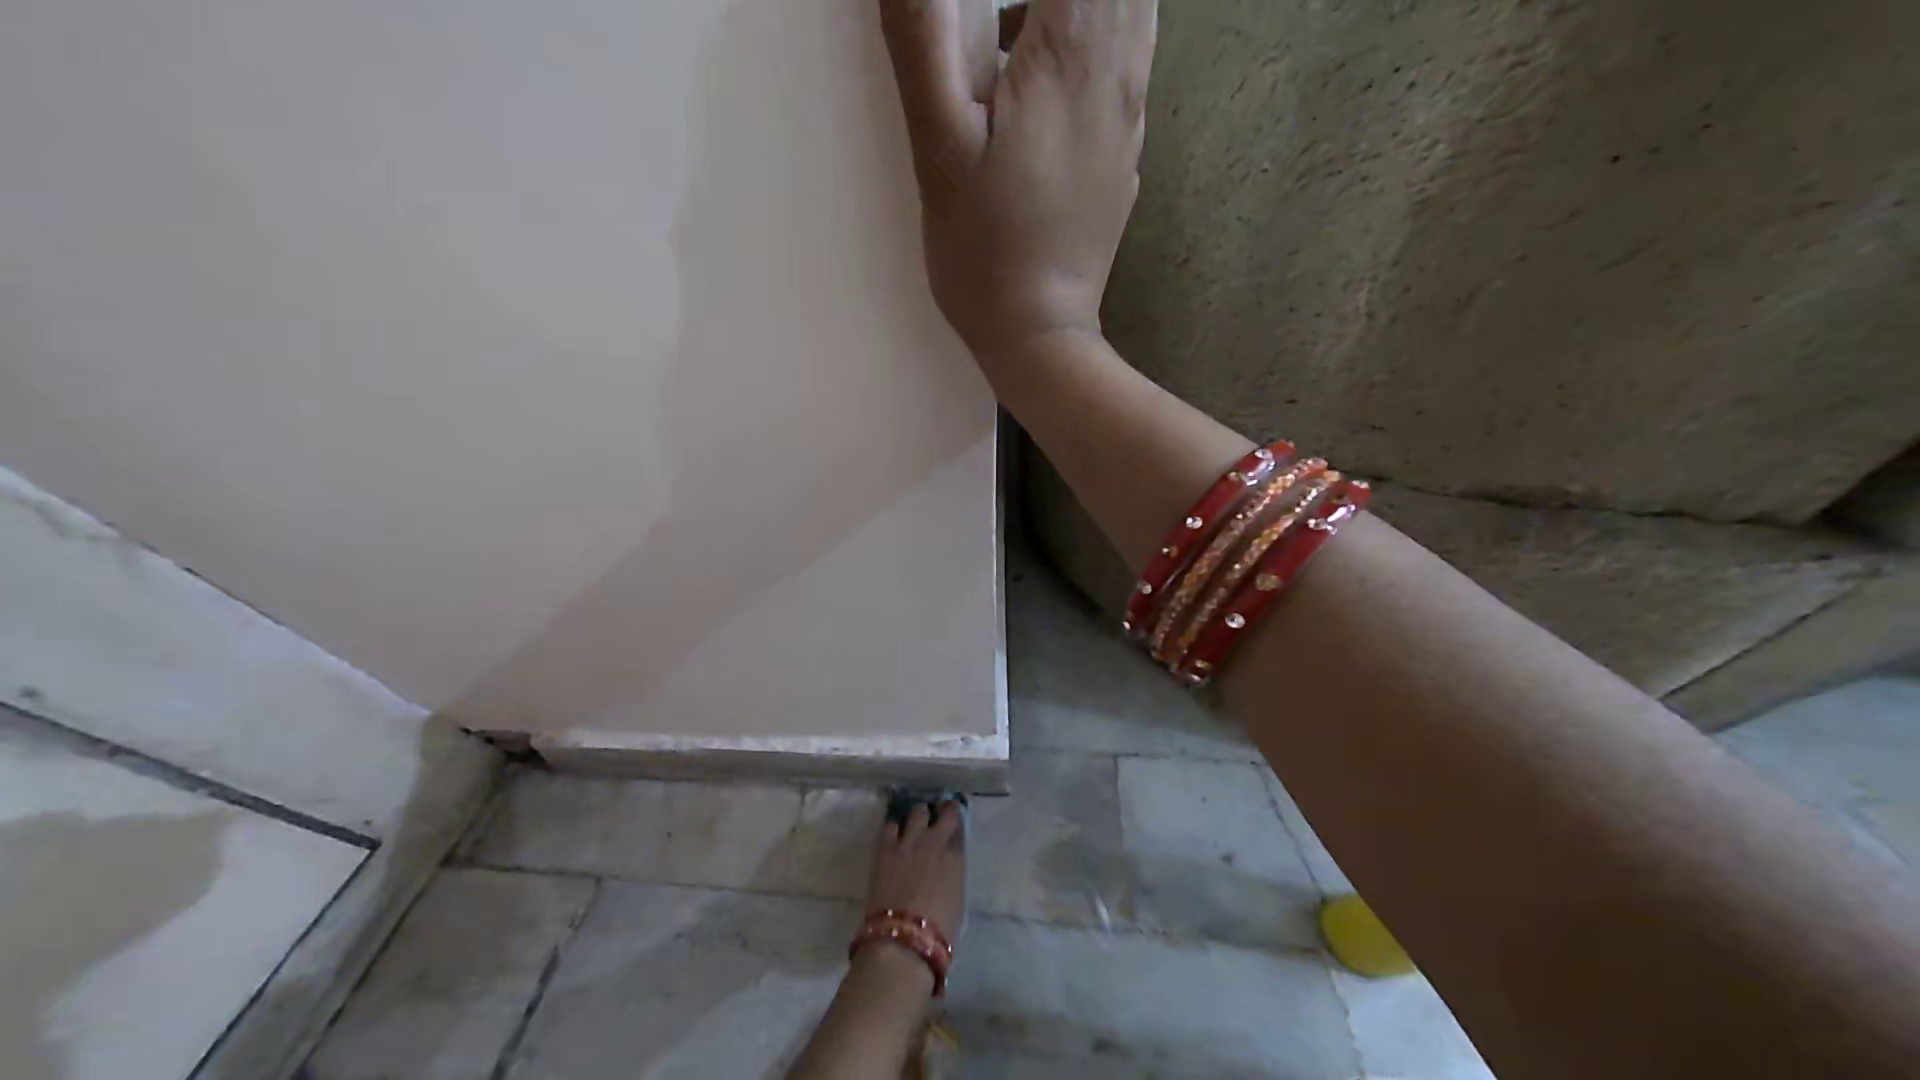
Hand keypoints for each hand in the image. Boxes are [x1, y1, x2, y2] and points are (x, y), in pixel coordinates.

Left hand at [865, 800, 965, 948]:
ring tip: (915, 823)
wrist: (902, 938)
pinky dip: (895, 828)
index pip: (960, 827)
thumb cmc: (939, 930)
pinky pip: (890, 825)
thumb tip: (947, 867)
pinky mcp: (885, 848)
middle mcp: (934, 841)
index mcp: (955, 857)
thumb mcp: (958, 900)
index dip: (957, 824)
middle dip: (942, 811)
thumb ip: (953, 874)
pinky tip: (895, 835)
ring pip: (916, 811)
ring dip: (918, 816)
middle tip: (939, 815)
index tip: (954, 825)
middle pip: (943, 811)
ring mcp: (908, 842)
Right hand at [879, 0, 1158, 355]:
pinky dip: (1100, 27)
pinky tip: (1047, 56)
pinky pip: (1129, 57)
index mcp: (1071, 50)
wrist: (1040, 330)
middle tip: (999, 28)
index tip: (994, 0)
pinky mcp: (1125, 151)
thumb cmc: (983, 248)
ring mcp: (1130, 114)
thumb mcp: (937, 142)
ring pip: (1131, 7)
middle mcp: (1119, 68)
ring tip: (1019, 33)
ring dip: (1081, 3)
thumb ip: (923, 33)